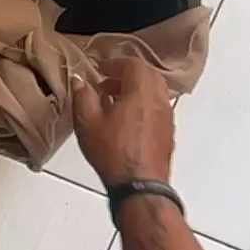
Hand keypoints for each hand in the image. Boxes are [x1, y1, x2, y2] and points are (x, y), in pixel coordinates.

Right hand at [73, 57, 174, 185]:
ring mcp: (167, 117)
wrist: (139, 185)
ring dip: (136, 89)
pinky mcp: (168, 133)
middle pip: (149, 75)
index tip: (101, 68)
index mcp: (141, 92)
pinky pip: (157, 108)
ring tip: (114, 100)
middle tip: (107, 82)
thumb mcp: (87, 122)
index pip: (134, 65)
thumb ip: (83, 97)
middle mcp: (159, 101)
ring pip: (155, 91)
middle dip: (128, 74)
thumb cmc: (114, 154)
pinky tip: (125, 119)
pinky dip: (143, 104)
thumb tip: (80, 81)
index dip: (115, 63)